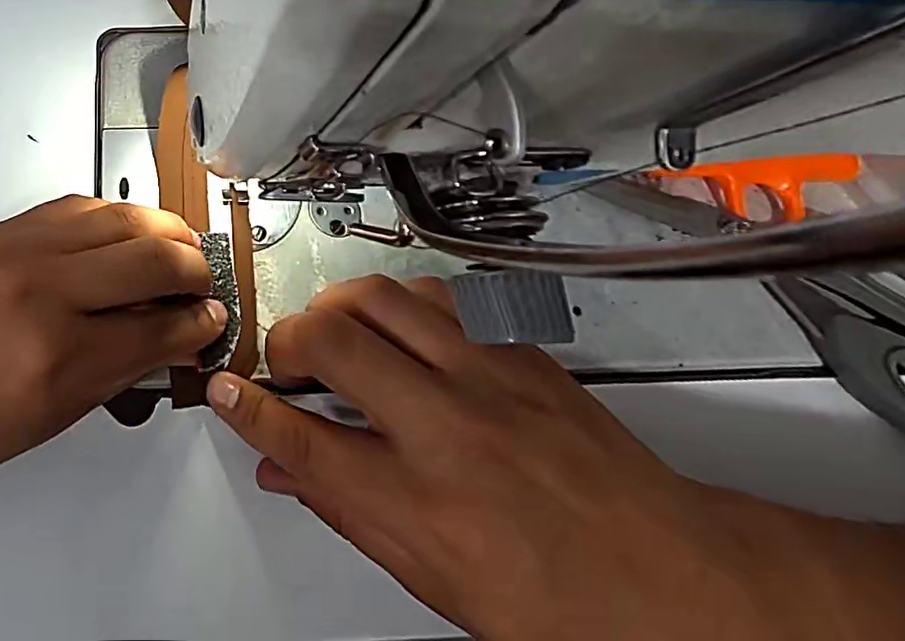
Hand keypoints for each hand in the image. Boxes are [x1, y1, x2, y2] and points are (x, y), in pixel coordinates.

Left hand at [0, 196, 224, 533]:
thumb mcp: (50, 418)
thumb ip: (120, 370)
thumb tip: (172, 338)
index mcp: (59, 358)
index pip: (161, 326)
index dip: (200, 323)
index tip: (212, 320)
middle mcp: (44, 291)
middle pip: (155, 255)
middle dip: (196, 268)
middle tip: (204, 283)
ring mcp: (21, 249)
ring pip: (123, 216)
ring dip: (165, 230)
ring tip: (179, 248)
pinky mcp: (3, 229)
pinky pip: (80, 205)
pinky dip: (116, 216)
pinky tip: (127, 232)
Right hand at [206, 275, 828, 640]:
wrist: (679, 585)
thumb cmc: (563, 606)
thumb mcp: (434, 579)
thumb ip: (348, 509)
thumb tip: (288, 469)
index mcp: (422, 508)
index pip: (302, 441)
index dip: (248, 408)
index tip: (225, 388)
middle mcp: (450, 432)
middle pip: (330, 344)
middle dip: (285, 341)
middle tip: (281, 358)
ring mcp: (489, 379)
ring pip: (380, 300)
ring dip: (337, 308)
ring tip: (330, 331)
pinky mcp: (518, 352)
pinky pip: (437, 297)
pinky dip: (396, 303)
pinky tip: (394, 326)